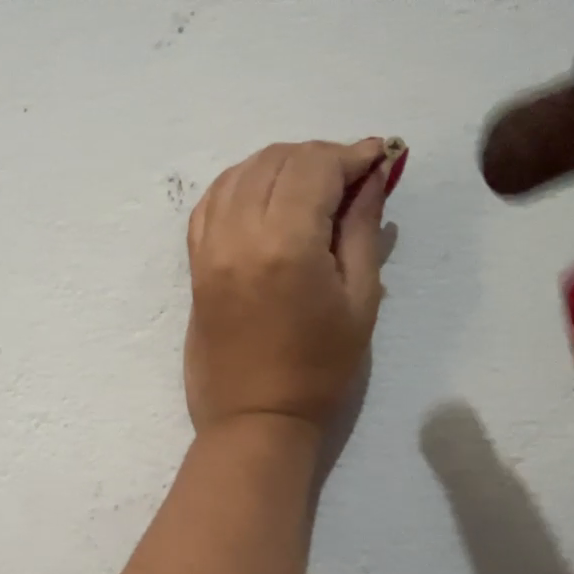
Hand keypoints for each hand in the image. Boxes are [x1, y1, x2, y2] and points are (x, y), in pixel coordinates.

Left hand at [183, 138, 406, 437]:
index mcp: (285, 244)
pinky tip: (262, 199)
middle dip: (317, 157)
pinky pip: (209, 205)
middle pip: (276, 161)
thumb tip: (372, 175)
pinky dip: (238, 187)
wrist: (254, 419)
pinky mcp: (195, 267)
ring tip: (308, 188)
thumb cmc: (318, 370)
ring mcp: (210, 250)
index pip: (315, 167)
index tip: (378, 158)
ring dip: (277, 166)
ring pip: (239, 174)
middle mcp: (239, 236)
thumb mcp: (359, 300)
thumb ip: (362, 228)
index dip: (351, 154)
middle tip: (347, 179)